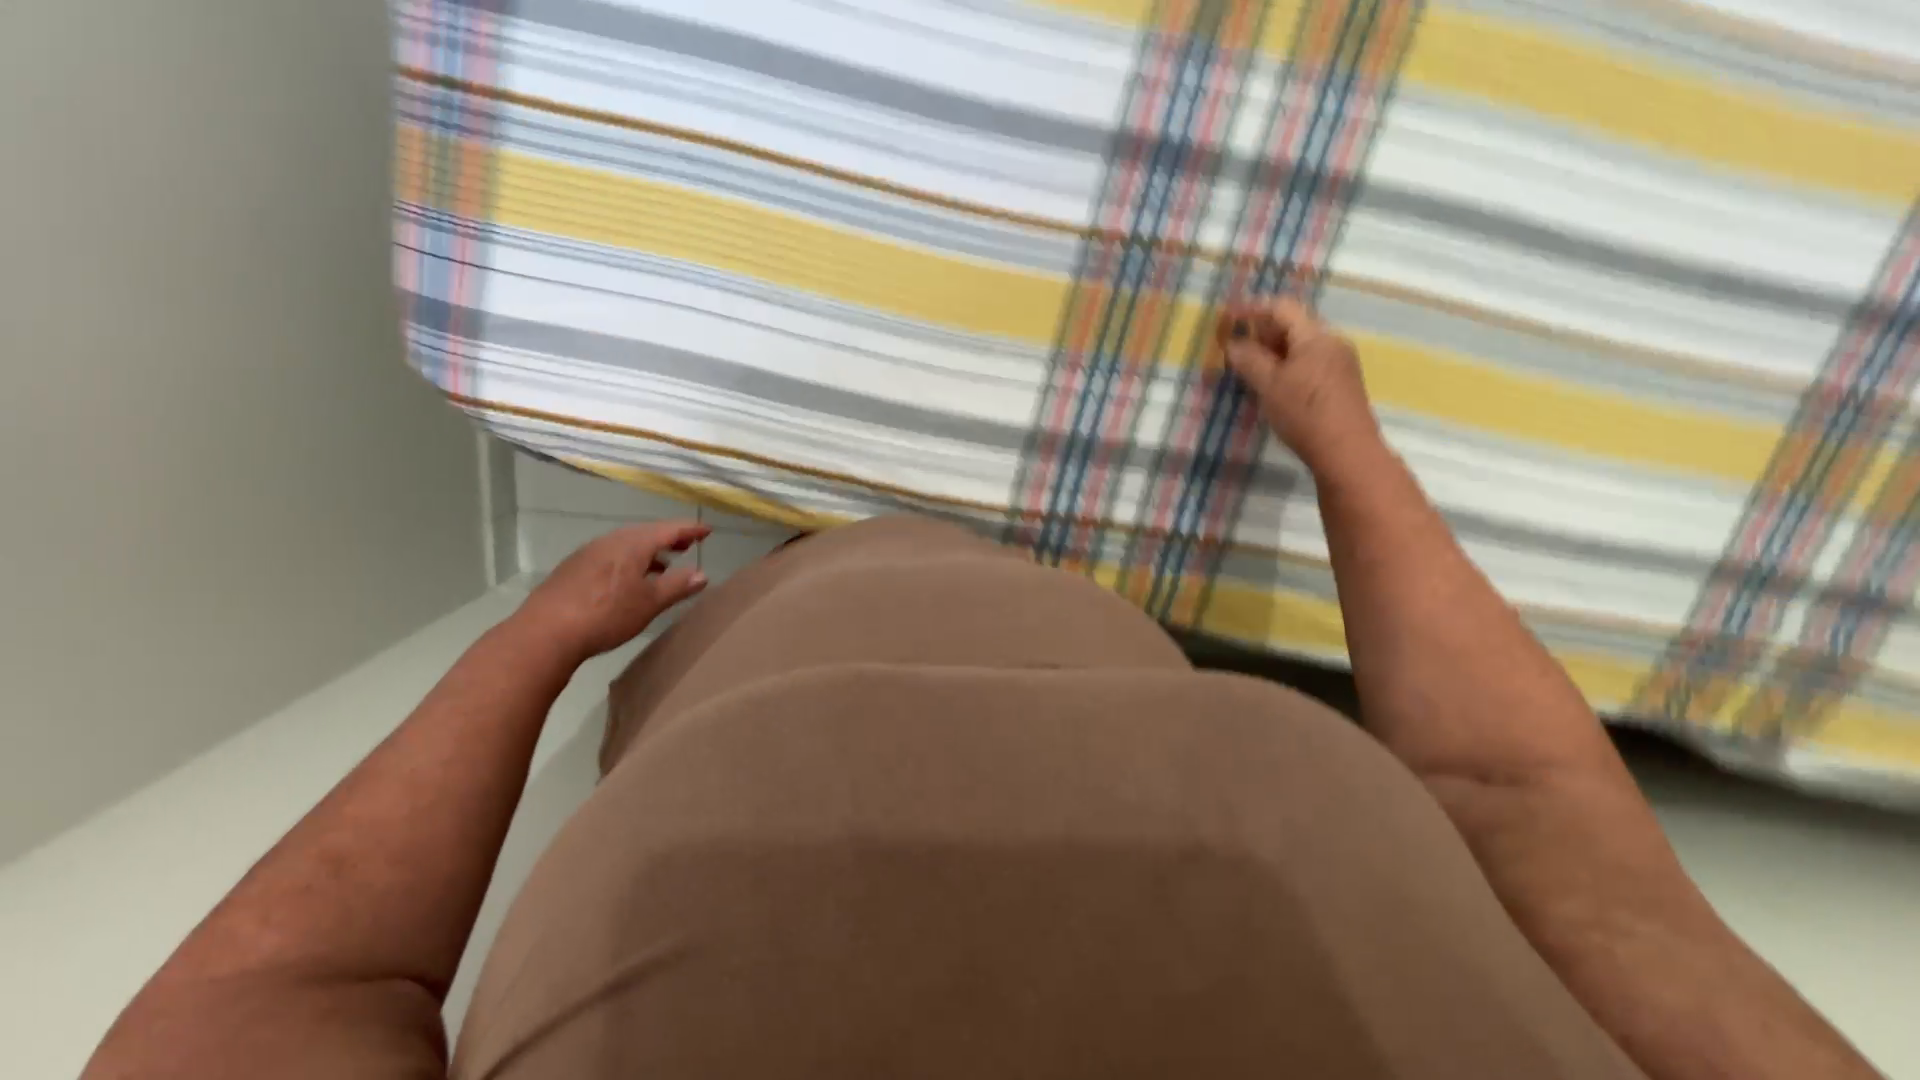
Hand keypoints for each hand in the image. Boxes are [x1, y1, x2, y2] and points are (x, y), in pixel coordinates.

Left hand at [515, 521, 710, 661]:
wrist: (546, 631)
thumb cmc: (607, 614)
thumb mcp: (650, 602)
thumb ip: (677, 585)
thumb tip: (702, 574)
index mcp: (633, 544)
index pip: (669, 529)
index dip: (690, 529)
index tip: (707, 530)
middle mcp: (611, 541)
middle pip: (645, 533)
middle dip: (668, 538)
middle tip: (687, 544)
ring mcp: (588, 553)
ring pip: (626, 545)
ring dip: (647, 552)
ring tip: (662, 565)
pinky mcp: (573, 569)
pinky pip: (610, 556)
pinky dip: (628, 561)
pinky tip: (628, 580)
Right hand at [1219, 296, 1381, 474]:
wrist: (1347, 451)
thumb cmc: (1304, 413)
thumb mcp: (1269, 385)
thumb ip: (1249, 360)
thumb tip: (1233, 343)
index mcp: (1315, 336)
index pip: (1281, 307)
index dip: (1252, 308)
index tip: (1227, 317)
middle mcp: (1332, 342)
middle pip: (1293, 325)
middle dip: (1262, 331)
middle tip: (1234, 345)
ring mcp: (1340, 363)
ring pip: (1301, 345)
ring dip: (1273, 350)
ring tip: (1249, 367)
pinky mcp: (1341, 383)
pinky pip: (1310, 362)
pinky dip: (1287, 365)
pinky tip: (1273, 384)